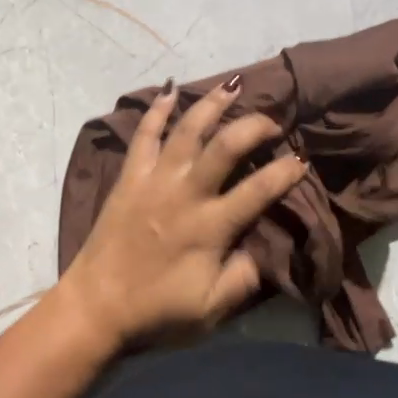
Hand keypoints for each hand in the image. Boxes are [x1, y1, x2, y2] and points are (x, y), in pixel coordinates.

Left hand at [56, 77, 308, 350]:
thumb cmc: (157, 312)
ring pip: (187, 129)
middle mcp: (186, 193)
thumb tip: (263, 249)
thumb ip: (243, 278)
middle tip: (273, 121)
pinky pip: (144, 134)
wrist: (95, 308)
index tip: (302, 159)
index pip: (259, 190)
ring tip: (233, 85)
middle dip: (254, 126)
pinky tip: (170, 89)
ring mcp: (155, 179)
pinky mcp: (130, 175)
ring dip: (212, 104)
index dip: (285, 171)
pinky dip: (157, 109)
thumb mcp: (211, 310)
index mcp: (210, 226)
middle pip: (225, 146)